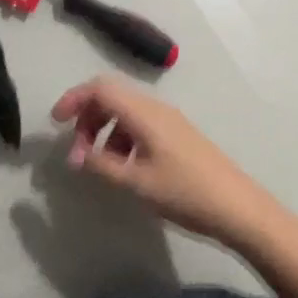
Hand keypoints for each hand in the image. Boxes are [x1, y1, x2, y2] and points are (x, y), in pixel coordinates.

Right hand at [52, 77, 282, 251]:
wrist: (241, 209)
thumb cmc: (186, 192)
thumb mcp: (136, 183)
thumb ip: (102, 166)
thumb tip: (78, 155)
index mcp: (142, 112)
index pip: (99, 88)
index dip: (73, 99)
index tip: (56, 121)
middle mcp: (154, 107)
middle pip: (110, 96)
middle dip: (86, 117)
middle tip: (77, 151)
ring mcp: (168, 120)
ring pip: (124, 111)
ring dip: (104, 130)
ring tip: (99, 164)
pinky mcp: (177, 134)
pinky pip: (139, 123)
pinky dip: (121, 137)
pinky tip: (124, 166)